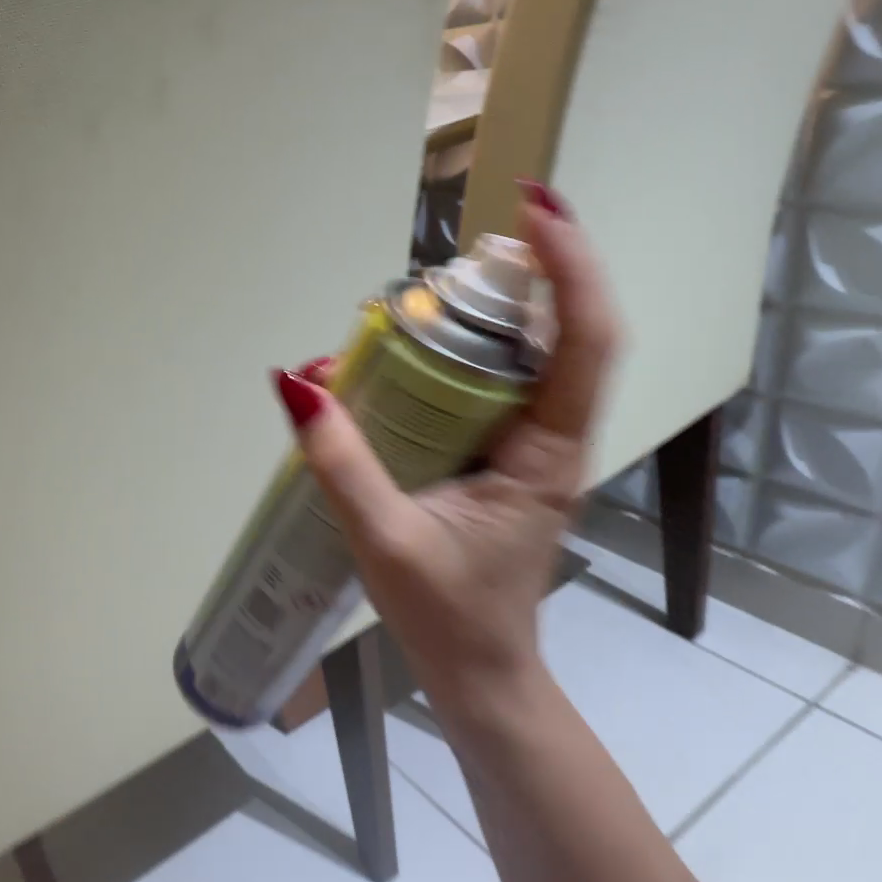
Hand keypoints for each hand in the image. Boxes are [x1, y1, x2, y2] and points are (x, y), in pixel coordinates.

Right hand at [275, 184, 619, 709]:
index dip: (571, 266)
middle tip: (454, 252)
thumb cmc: (449, 616)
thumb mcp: (385, 538)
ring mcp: (527, 448)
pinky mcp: (500, 458)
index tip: (535, 208)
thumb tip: (296, 382)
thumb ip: (341, 462)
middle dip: (518, 277)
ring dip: (483, 313)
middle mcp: (549, 438)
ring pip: (521, 357)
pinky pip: (487, 386)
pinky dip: (455, 354)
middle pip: (557, 333)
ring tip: (419, 299)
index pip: (585, 340)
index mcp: (546, 453)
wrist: (481, 674)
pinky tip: (404, 357)